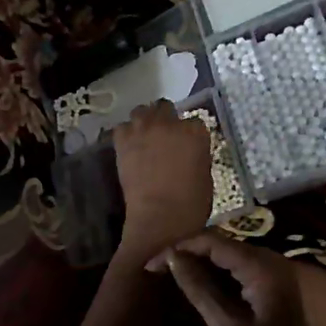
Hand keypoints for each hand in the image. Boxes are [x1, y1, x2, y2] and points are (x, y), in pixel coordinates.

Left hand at [112, 101, 210, 261]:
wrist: (159, 217)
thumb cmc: (190, 206)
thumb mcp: (205, 178)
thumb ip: (196, 157)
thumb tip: (187, 155)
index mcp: (196, 133)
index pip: (193, 122)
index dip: (187, 135)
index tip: (184, 146)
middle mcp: (170, 124)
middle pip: (164, 108)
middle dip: (164, 120)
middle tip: (161, 138)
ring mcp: (144, 130)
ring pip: (141, 112)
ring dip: (143, 122)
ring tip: (142, 139)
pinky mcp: (123, 142)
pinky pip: (121, 128)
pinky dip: (124, 135)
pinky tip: (128, 147)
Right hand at [155, 232, 321, 325]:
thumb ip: (199, 290)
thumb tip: (171, 258)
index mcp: (260, 268)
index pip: (212, 242)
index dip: (179, 248)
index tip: (152, 266)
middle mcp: (267, 257)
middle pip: (217, 241)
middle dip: (184, 252)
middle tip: (155, 270)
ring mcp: (269, 264)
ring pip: (222, 249)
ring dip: (194, 259)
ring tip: (168, 274)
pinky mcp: (266, 273)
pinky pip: (232, 260)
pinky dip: (209, 267)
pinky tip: (192, 280)